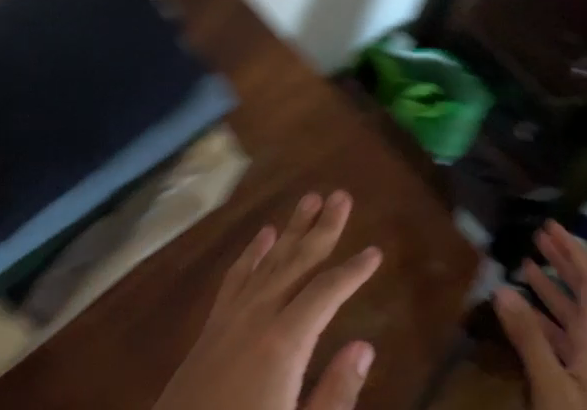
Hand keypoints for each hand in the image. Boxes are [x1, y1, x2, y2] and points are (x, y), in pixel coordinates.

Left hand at [153, 191, 383, 409]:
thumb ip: (335, 392)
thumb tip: (365, 347)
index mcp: (283, 343)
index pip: (325, 294)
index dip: (352, 272)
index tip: (374, 252)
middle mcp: (256, 317)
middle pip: (296, 263)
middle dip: (321, 229)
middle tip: (341, 196)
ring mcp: (230, 317)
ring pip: (267, 261)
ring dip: (290, 229)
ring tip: (309, 198)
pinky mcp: (212, 325)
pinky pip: (236, 276)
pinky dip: (253, 252)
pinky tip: (263, 235)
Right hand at [492, 221, 586, 409]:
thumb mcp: (551, 387)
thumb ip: (528, 338)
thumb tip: (502, 287)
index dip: (575, 254)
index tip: (551, 226)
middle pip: (586, 299)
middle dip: (563, 265)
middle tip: (537, 236)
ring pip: (573, 320)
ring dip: (551, 291)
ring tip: (525, 266)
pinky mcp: (580, 388)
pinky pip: (564, 341)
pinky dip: (544, 321)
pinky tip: (524, 316)